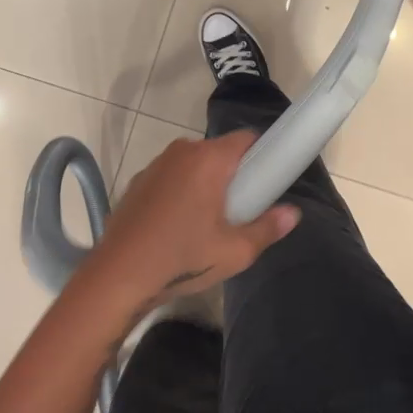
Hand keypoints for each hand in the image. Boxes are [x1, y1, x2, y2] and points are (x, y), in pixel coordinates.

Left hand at [90, 131, 299, 306]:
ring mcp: (157, 163)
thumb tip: (293, 213)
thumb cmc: (182, 258)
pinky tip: (178, 226)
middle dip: (233, 176)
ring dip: (205, 184)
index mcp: (209, 159)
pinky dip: (181, 192)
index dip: (262, 156)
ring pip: (195, 165)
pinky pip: (172, 176)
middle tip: (240, 212)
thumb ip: (267, 228)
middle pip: (220, 152)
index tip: (267, 182)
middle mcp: (183, 151)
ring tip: (207, 224)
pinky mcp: (139, 179)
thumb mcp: (233, 251)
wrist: (119, 273)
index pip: (247, 138)